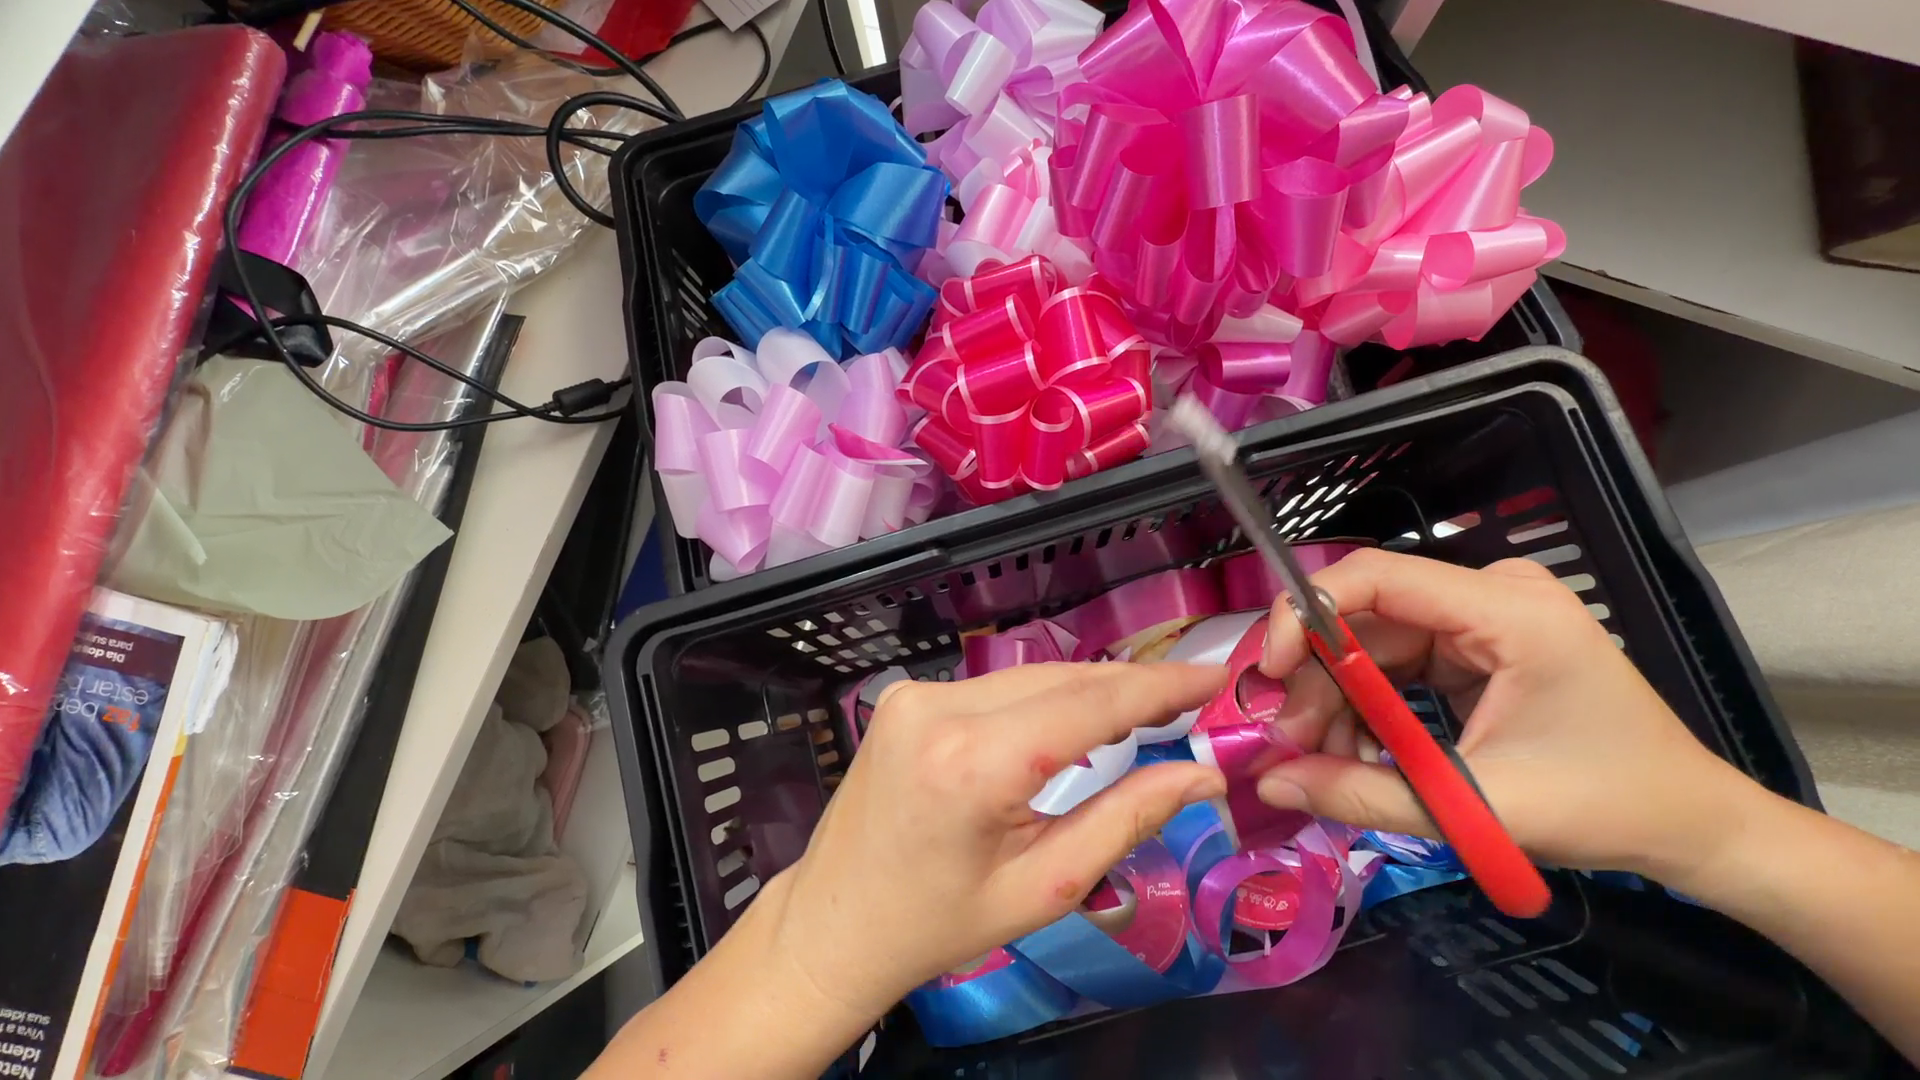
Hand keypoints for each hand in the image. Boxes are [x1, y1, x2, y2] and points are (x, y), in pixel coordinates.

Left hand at [758, 662, 1227, 1018]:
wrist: (836, 921)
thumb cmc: (939, 923)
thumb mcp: (1043, 887)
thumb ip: (1126, 819)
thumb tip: (1203, 776)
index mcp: (974, 763)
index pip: (1091, 704)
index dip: (1161, 687)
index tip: (1215, 677)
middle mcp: (939, 708)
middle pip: (1063, 681)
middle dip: (1132, 689)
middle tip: (1193, 702)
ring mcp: (915, 694)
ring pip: (1031, 678)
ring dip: (1089, 693)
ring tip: (1147, 716)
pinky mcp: (906, 697)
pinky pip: (997, 687)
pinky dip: (1044, 699)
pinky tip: (1075, 722)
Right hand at [1255, 549, 1763, 886]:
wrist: (1695, 825)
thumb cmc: (1606, 807)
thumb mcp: (1479, 808)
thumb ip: (1364, 794)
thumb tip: (1268, 784)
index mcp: (1509, 611)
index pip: (1377, 577)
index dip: (1305, 614)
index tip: (1266, 673)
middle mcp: (1491, 595)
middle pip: (1366, 617)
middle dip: (1318, 679)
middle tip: (1287, 744)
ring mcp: (1483, 617)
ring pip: (1371, 643)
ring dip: (1336, 699)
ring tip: (1320, 759)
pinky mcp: (1474, 644)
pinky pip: (1394, 662)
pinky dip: (1366, 705)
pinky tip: (1356, 749)